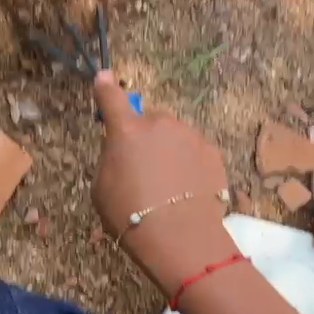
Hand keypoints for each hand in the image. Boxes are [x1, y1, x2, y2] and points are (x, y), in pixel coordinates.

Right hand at [92, 72, 236, 293]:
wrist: (178, 236)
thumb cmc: (128, 214)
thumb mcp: (102, 188)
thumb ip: (110, 158)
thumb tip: (121, 147)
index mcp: (127, 131)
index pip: (111, 99)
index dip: (105, 88)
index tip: (103, 77)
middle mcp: (160, 124)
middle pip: (148, 121)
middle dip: (144, 136)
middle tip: (140, 167)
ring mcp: (190, 136)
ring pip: (173, 136)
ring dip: (167, 151)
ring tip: (165, 186)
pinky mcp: (211, 152)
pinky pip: (193, 152)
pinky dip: (187, 165)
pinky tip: (184, 191)